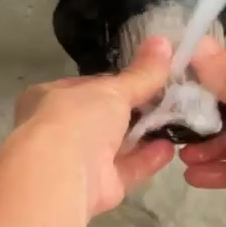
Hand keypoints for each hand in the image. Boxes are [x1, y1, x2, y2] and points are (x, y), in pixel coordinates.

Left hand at [12, 35, 175, 216]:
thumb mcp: (110, 89)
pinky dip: (147, 158)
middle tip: (170, 99)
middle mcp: (58, 128)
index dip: (116, 83)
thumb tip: (163, 41)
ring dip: (143, 134)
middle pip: (101, 116)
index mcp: (48, 98)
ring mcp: (76, 159)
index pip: (86, 86)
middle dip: (133, 110)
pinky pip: (126, 168)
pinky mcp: (96, 185)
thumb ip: (140, 74)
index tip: (148, 77)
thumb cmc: (75, 118)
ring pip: (114, 144)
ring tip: (177, 121)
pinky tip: (170, 147)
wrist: (60, 174)